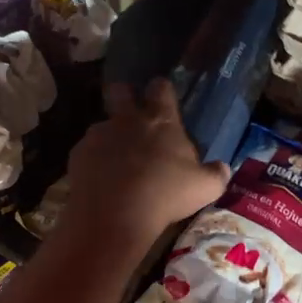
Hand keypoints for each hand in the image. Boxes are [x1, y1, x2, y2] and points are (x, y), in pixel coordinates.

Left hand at [59, 79, 229, 250]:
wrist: (116, 215)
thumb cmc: (166, 194)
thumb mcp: (205, 188)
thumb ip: (216, 174)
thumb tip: (222, 168)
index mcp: (161, 120)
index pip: (161, 87)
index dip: (162, 91)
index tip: (164, 101)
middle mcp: (127, 120)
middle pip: (120, 91)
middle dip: (125, 97)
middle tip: (133, 118)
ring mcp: (99, 135)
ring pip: (103, 126)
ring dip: (110, 139)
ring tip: (118, 165)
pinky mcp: (78, 155)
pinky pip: (88, 152)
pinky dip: (95, 163)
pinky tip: (102, 183)